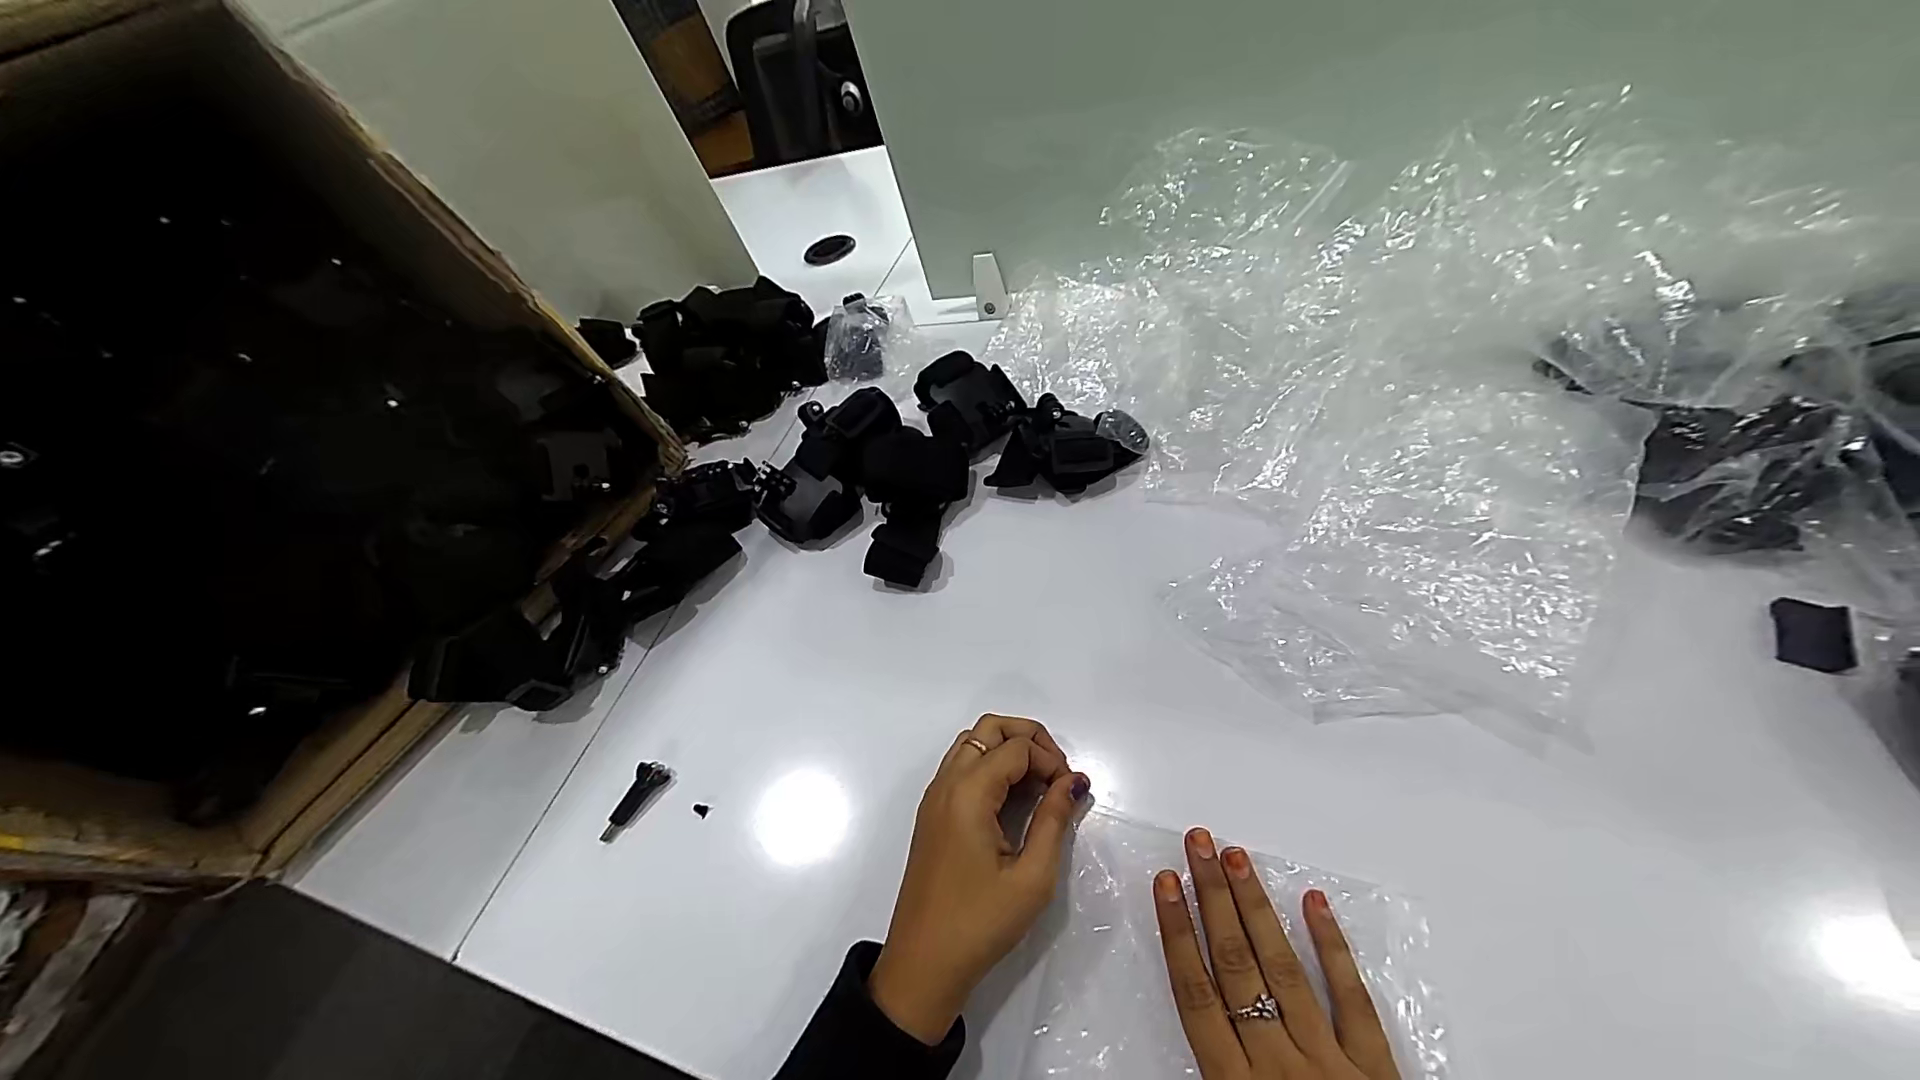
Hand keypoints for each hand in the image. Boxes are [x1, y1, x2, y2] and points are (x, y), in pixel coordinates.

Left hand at [868, 714, 1088, 1043]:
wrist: (923, 964)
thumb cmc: (980, 924)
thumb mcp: (1032, 877)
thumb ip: (1054, 819)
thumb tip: (1074, 781)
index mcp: (967, 793)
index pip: (1016, 747)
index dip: (1051, 760)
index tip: (1071, 792)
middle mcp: (946, 783)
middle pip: (988, 728)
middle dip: (1029, 738)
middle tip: (1057, 774)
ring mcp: (934, 796)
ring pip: (972, 743)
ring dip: (1008, 749)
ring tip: (1039, 785)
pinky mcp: (932, 812)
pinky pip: (961, 765)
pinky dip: (990, 765)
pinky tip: (1013, 799)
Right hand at [1155, 828, 1399, 1079]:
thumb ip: (1210, 1078)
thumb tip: (1185, 1015)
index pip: (1197, 993)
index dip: (1177, 931)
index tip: (1166, 881)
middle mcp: (1279, 1068)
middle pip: (1236, 964)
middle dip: (1213, 896)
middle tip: (1200, 842)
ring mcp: (1332, 1065)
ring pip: (1285, 969)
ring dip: (1257, 907)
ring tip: (1237, 856)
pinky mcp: (1379, 1072)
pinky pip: (1354, 1001)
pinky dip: (1333, 949)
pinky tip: (1314, 902)